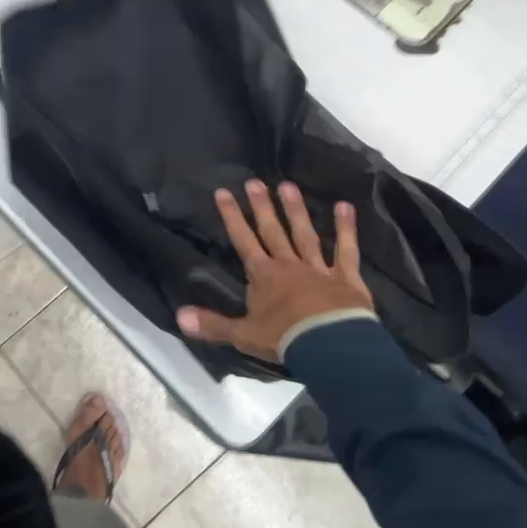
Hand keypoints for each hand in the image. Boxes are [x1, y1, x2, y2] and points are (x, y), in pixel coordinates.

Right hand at [177, 180, 372, 361]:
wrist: (332, 346)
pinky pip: (346, 251)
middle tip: (254, 181)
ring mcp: (319, 269)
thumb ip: (213, 324)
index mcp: (263, 276)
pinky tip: (345, 206)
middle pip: (272, 231)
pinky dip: (346, 229)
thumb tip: (179, 316)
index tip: (223, 191)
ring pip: (305, 234)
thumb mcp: (243, 335)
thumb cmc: (285, 338)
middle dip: (261, 207)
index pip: (242, 240)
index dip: (232, 216)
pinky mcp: (347, 279)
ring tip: (288, 185)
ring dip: (296, 211)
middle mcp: (288, 265)